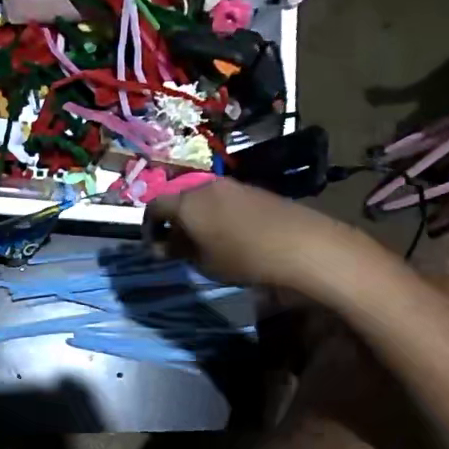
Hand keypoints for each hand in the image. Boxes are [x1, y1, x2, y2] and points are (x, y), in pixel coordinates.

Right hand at [145, 179, 357, 289]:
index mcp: (186, 202)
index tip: (155, 247)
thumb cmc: (241, 258)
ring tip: (206, 243)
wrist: (298, 244)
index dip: (149, 226)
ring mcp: (232, 185)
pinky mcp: (254, 190)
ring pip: (203, 199)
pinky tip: (230, 236)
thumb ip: (179, 250)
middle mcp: (205, 186)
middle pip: (179, 200)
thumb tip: (165, 245)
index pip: (154, 206)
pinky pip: (224, 200)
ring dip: (198, 218)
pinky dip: (218, 215)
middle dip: (175, 222)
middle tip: (179, 247)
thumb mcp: (203, 262)